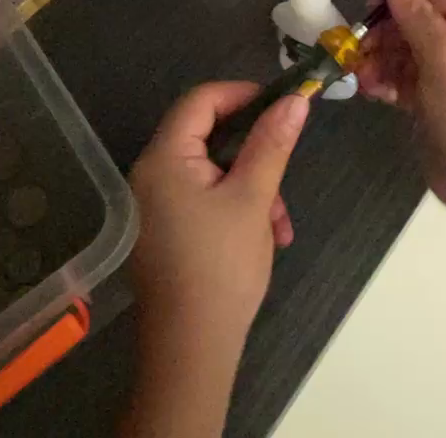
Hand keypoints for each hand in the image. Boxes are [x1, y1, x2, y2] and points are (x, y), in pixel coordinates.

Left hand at [128, 82, 308, 350]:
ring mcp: (155, 205)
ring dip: (253, 188)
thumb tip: (295, 100)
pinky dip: (236, 207)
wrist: (191, 351)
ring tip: (280, 224)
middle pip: (209, 138)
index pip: (201, 101)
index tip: (282, 106)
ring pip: (213, 172)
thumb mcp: (253, 198)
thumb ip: (272, 143)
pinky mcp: (164, 230)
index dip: (243, 94)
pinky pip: (204, 198)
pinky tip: (265, 237)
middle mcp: (150, 176)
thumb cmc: (221, 267)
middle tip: (285, 172)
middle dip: (255, 155)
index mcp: (164, 160)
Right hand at [355, 0, 445, 216]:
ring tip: (360, 76)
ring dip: (381, 61)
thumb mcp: (443, 56)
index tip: (366, 9)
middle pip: (416, 26)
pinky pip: (406, 83)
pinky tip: (370, 91)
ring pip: (407, 55)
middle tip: (357, 49)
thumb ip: (416, 15)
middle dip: (385, 35)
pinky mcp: (435, 105)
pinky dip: (387, 83)